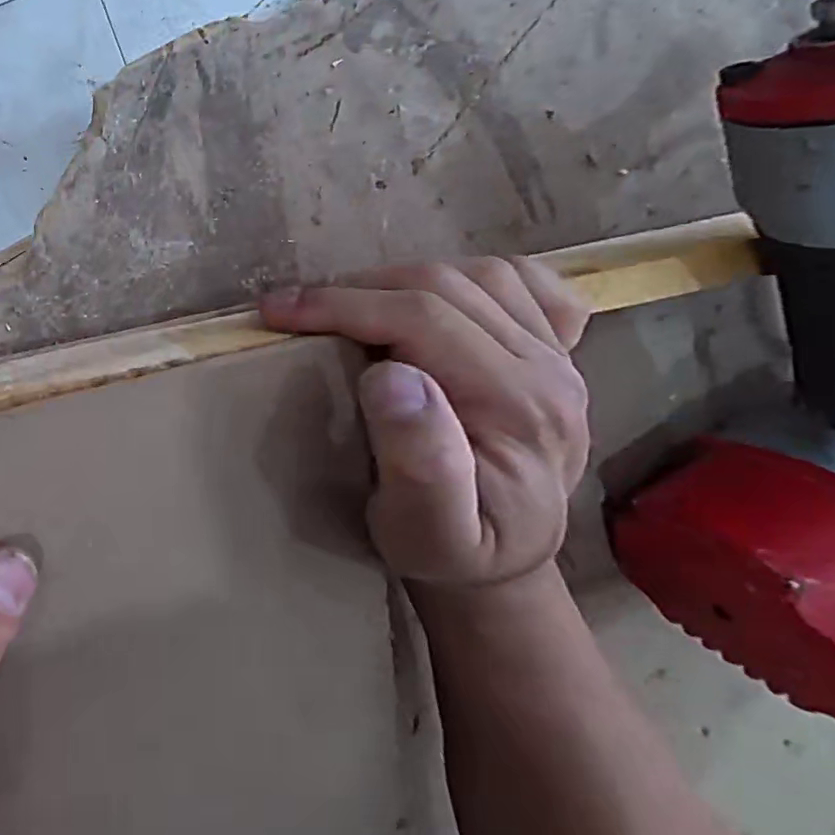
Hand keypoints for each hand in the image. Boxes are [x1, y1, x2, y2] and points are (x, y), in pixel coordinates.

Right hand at [260, 257, 591, 588]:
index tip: (276, 311)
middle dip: (353, 288)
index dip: (342, 305)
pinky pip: (526, 284)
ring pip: (476, 275)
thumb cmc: (448, 549)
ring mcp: (559, 356)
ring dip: (397, 278)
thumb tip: (390, 376)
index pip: (423, 319)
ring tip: (343, 306)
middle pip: (445, 287)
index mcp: (520, 405)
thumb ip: (420, 463)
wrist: (499, 559)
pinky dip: (472, 277)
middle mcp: (550, 370)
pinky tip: (436, 298)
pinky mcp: (555, 352)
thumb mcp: (426, 530)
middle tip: (289, 309)